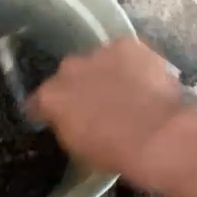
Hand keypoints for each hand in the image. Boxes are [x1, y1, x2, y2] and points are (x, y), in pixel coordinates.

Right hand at [26, 39, 196, 194]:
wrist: (158, 135)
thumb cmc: (114, 151)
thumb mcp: (77, 146)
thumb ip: (65, 125)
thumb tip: (67, 118)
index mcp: (51, 96)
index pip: (38, 100)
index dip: (47, 110)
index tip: (56, 118)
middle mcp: (69, 68)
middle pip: (68, 75)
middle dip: (78, 86)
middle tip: (96, 104)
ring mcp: (99, 52)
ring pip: (98, 60)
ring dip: (105, 72)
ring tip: (125, 91)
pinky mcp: (130, 44)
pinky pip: (126, 53)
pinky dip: (132, 64)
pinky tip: (144, 79)